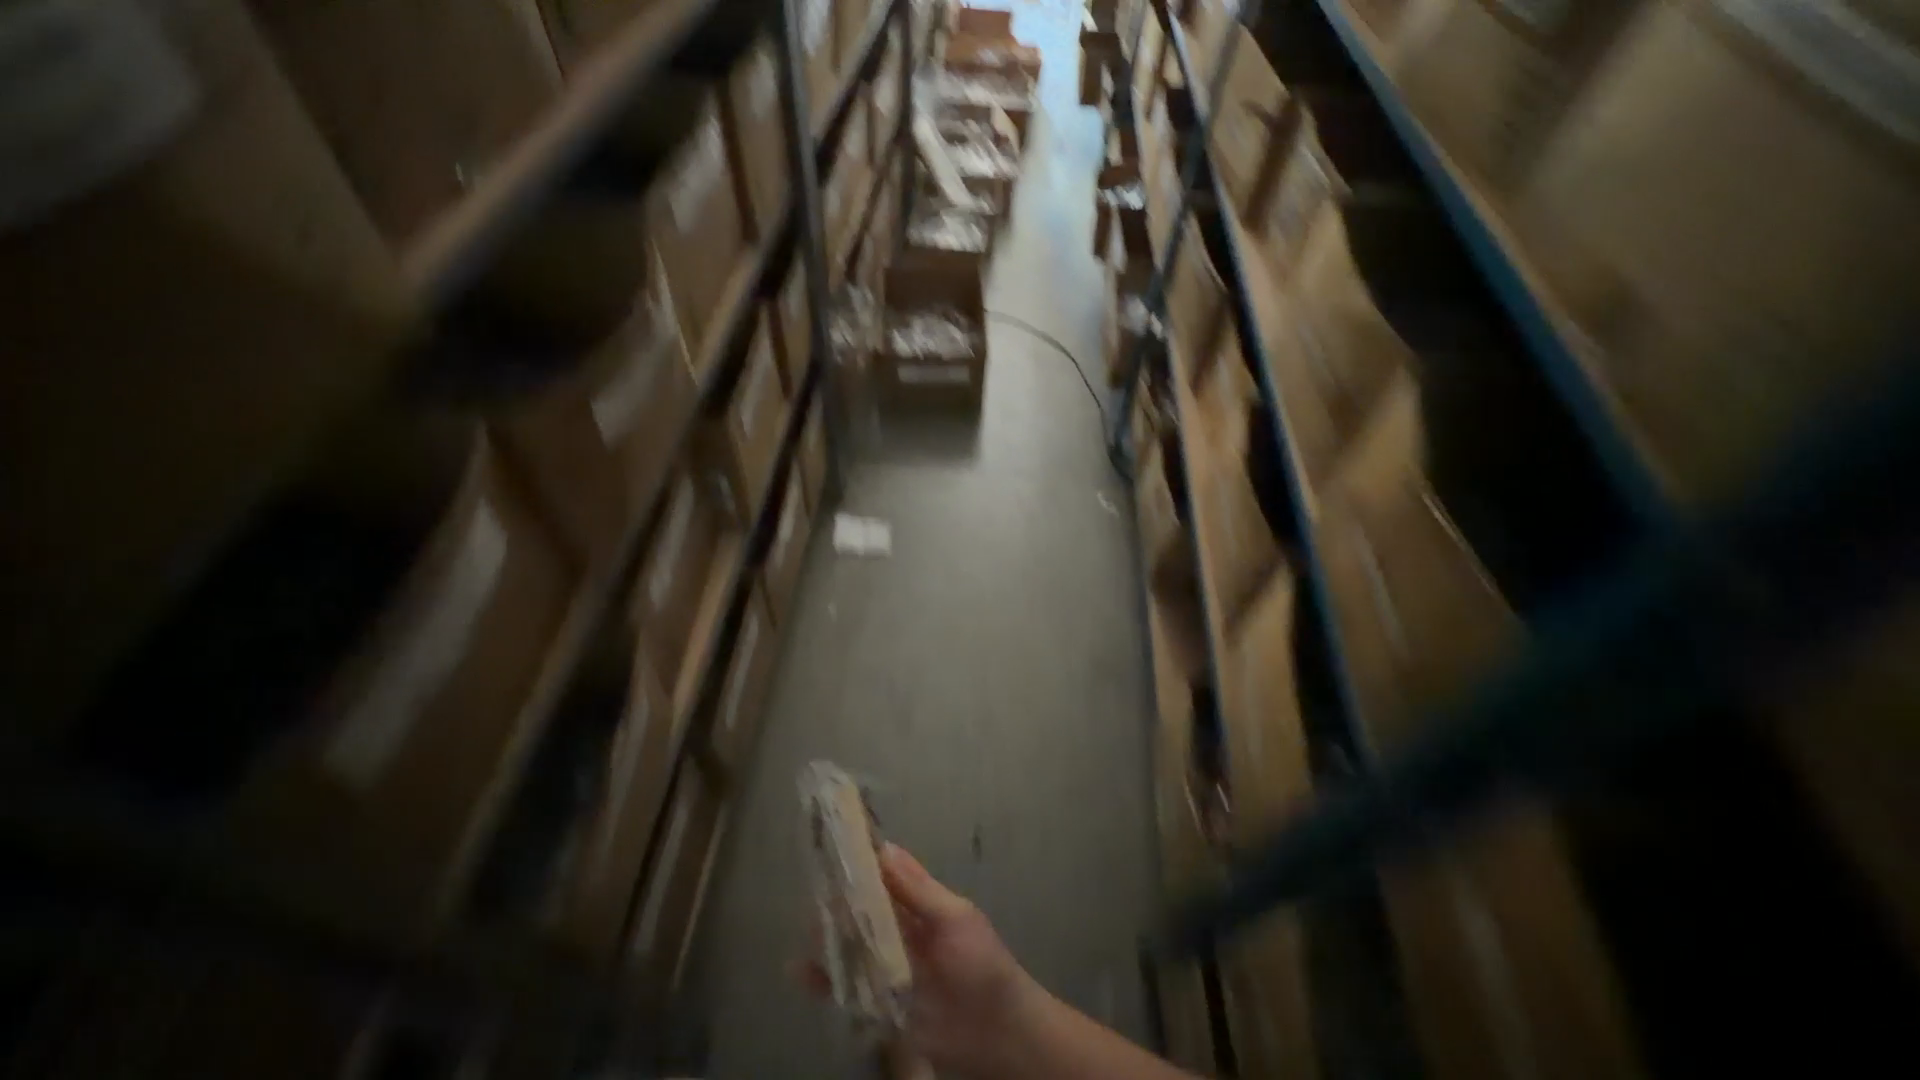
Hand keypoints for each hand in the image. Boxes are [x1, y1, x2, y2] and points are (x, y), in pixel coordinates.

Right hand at [800, 844, 1050, 1077]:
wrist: (997, 1034)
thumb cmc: (982, 966)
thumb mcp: (955, 920)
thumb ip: (919, 889)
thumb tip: (885, 847)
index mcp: (919, 906)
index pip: (881, 878)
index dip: (857, 864)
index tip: (828, 848)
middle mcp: (898, 933)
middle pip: (859, 912)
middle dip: (835, 904)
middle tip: (808, 896)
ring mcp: (887, 969)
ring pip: (849, 947)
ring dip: (827, 939)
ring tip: (804, 932)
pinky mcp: (879, 1004)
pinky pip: (846, 988)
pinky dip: (823, 979)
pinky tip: (800, 972)